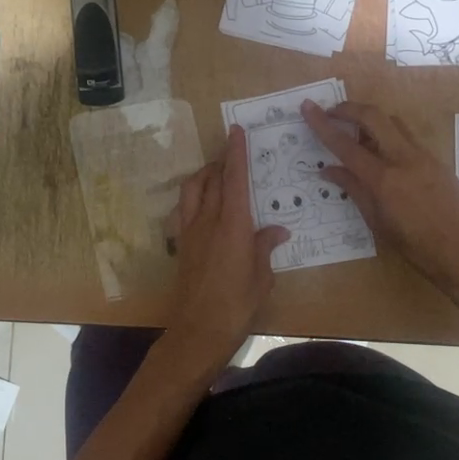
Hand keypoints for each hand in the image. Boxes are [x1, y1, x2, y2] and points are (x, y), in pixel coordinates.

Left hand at [167, 125, 289, 355]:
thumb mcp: (262, 277)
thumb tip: (277, 230)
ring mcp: (191, 231)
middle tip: (233, 149)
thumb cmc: (237, 304)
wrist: (198, 329)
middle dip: (223, 160)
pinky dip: (194, 196)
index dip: (235, 153)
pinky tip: (203, 202)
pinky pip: (185, 209)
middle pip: (213, 179)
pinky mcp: (181, 244)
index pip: (234, 179)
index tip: (235, 130)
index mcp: (233, 224)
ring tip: (217, 171)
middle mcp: (209, 220)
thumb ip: (265, 248)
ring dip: (204, 174)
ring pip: (193, 189)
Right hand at [300, 99, 458, 293]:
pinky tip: (381, 154)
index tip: (307, 107)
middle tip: (331, 112)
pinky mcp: (438, 162)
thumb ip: (354, 191)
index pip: (345, 145)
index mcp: (385, 179)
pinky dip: (388, 135)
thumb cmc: (418, 249)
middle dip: (349, 108)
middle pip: (373, 117)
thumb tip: (329, 170)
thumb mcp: (379, 224)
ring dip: (371, 119)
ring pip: (393, 122)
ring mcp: (425, 157)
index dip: (322, 124)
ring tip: (355, 134)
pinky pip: (407, 138)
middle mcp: (405, 159)